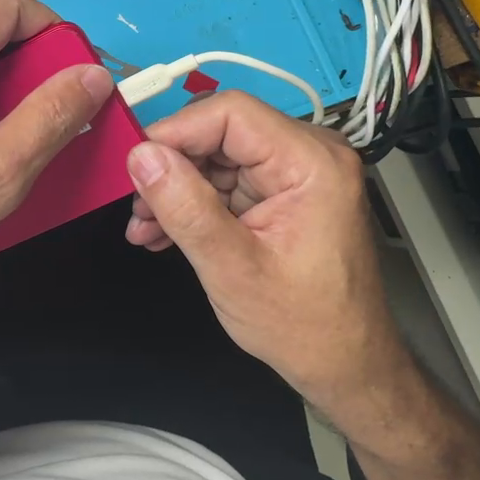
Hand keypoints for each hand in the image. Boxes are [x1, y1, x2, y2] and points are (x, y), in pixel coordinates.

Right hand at [124, 92, 409, 415]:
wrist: (345, 367)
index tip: (135, 166)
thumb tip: (140, 155)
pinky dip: (192, 201)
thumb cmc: (304, 327)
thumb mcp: (232, 268)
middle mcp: (309, 153)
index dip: (174, 132)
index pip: (230, 113)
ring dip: (175, 188)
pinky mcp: (281, 190)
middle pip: (219, 131)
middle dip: (171, 166)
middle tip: (137, 206)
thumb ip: (185, 207)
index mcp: (312, 163)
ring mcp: (294, 171)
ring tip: (146, 227)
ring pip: (214, 155)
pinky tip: (164, 230)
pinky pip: (224, 178)